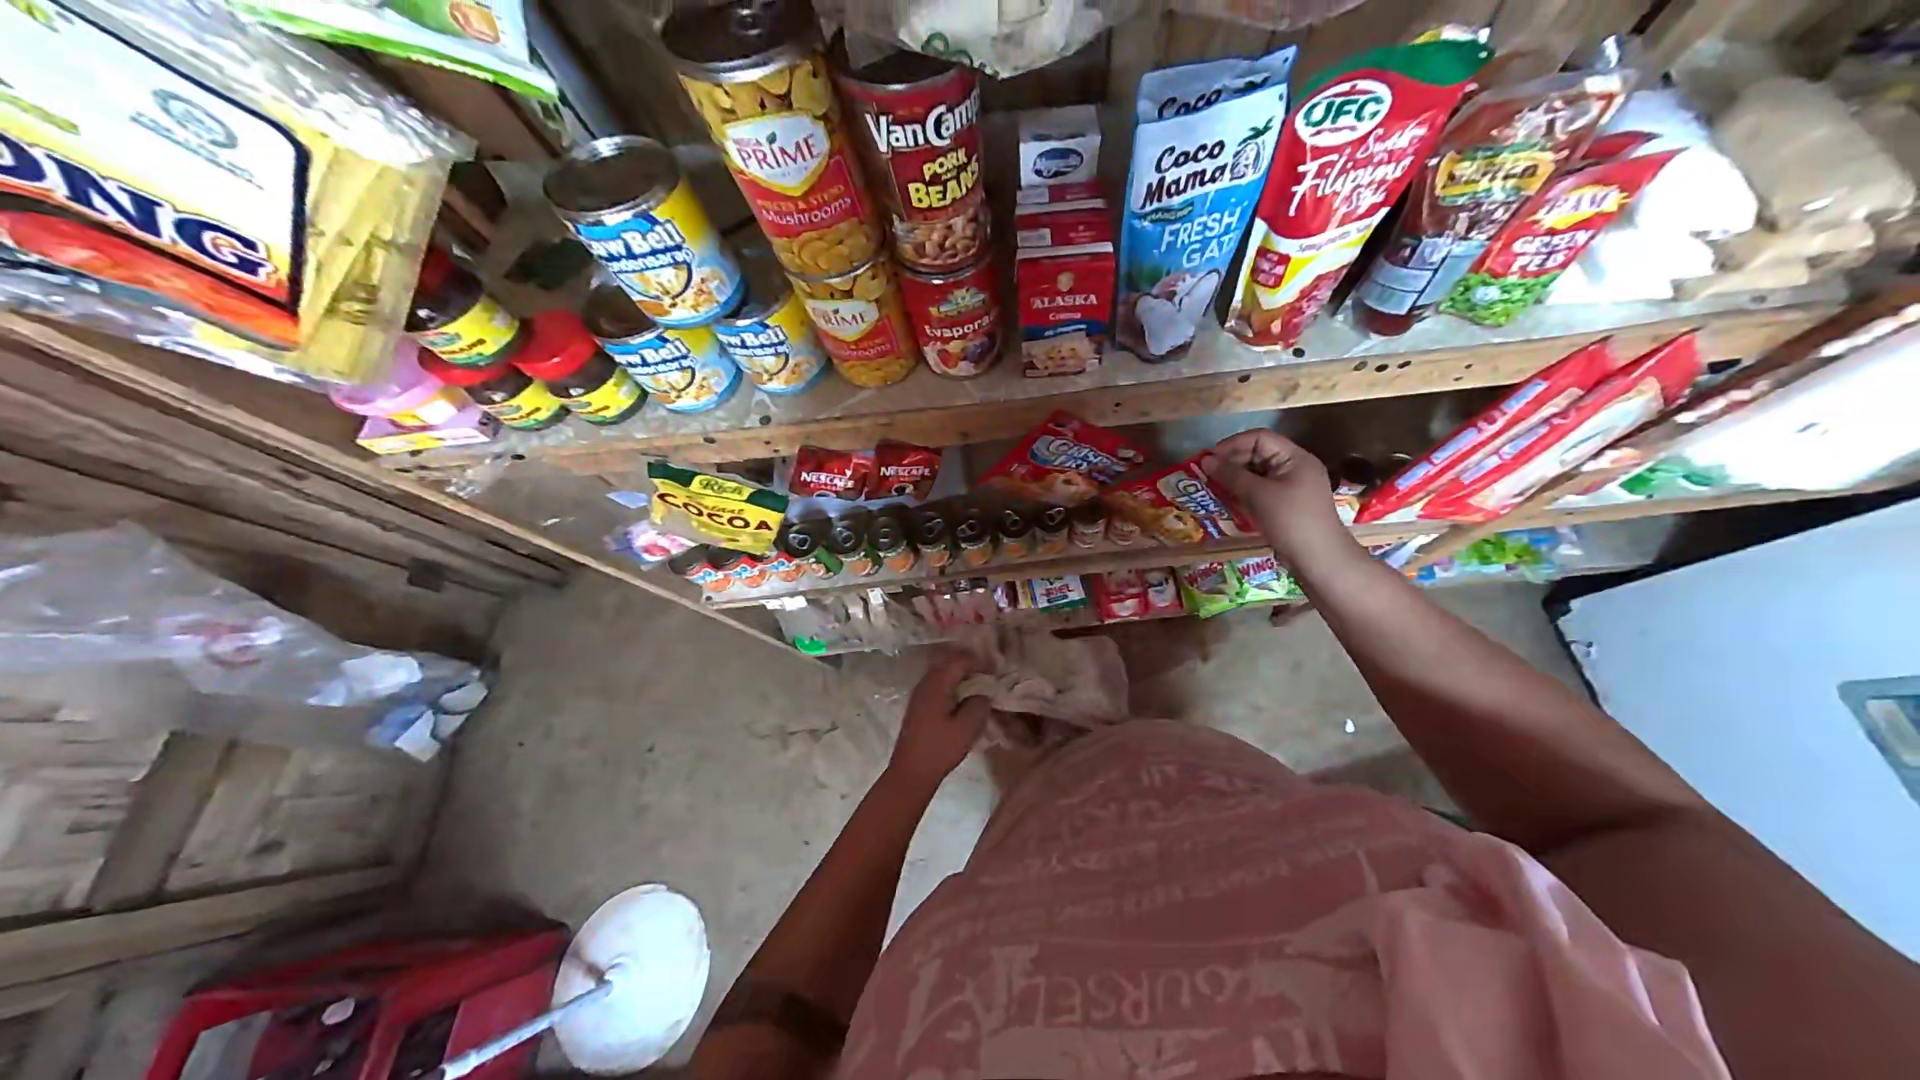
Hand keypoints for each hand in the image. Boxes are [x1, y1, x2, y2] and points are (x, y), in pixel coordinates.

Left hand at [888, 650, 991, 790]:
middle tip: (990, 675)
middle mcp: (925, 683)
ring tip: (980, 686)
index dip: (980, 662)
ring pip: (943, 674)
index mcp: (936, 684)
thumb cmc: (940, 749)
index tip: (997, 671)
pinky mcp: (919, 706)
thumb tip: (983, 693)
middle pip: (949, 663)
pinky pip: (938, 685)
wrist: (911, 771)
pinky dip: (953, 686)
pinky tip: (963, 699)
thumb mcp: (967, 727)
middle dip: (970, 665)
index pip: (960, 660)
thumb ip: (979, 704)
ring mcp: (919, 694)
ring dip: (961, 676)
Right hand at [1201, 430, 1347, 565]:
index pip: (1259, 437)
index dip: (1232, 445)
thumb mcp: (1258, 495)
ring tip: (1214, 488)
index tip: (1209, 459)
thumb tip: (1205, 459)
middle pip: (1258, 453)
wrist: (1319, 558)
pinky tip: (1229, 501)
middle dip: (1232, 462)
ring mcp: (1292, 486)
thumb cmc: (1290, 521)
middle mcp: (1295, 466)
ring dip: (1235, 478)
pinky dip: (1244, 492)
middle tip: (1208, 475)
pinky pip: (1262, 489)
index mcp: (1295, 457)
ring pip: (1258, 472)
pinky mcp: (1287, 503)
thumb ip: (1231, 475)